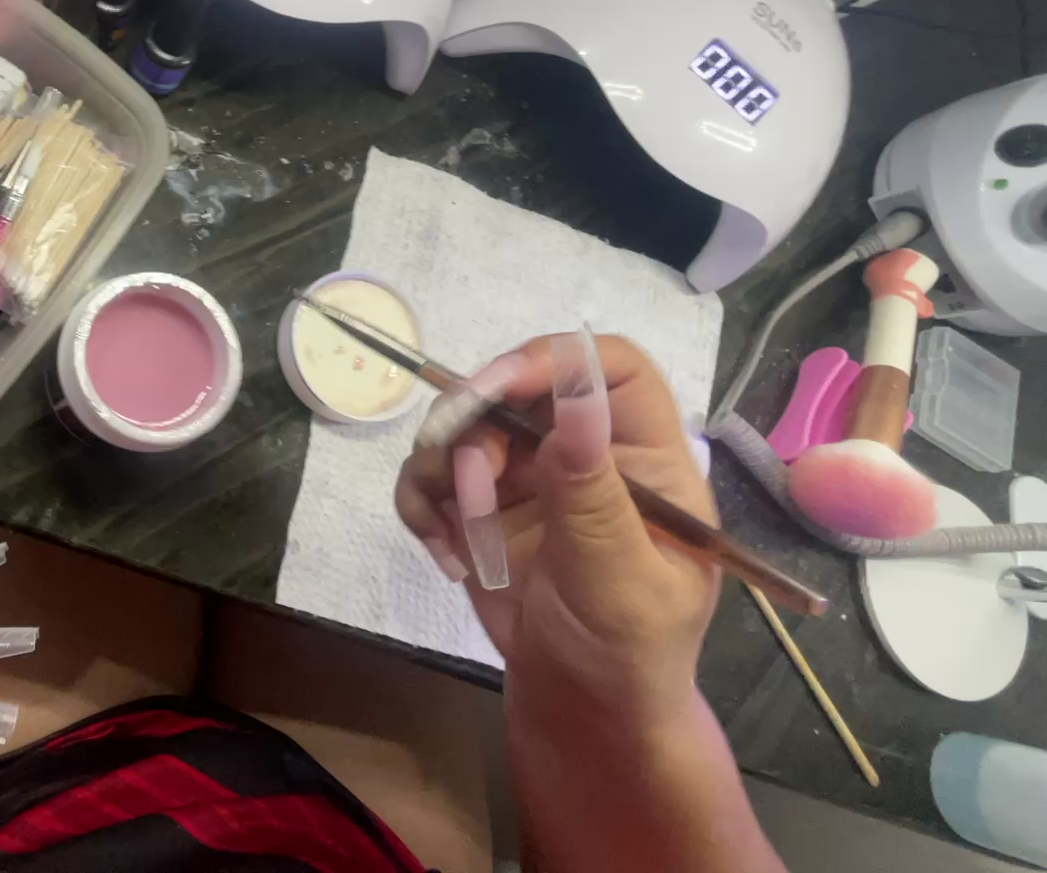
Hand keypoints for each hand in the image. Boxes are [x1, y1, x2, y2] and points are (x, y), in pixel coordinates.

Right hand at [395, 332, 719, 726]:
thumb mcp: (619, 580)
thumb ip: (592, 494)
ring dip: (441, 478)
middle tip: (460, 482)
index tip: (493, 387)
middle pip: (509, 390)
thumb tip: (575, 403)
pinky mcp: (472, 499)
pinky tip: (446, 554)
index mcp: (639, 458)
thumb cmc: (625, 649)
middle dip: (470, 430)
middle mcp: (575, 450)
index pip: (608, 370)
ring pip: (455, 429)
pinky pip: (426, 474)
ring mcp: (519, 472)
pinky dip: (420, 507)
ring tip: (462, 543)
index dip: (552, 361)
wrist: (576, 698)